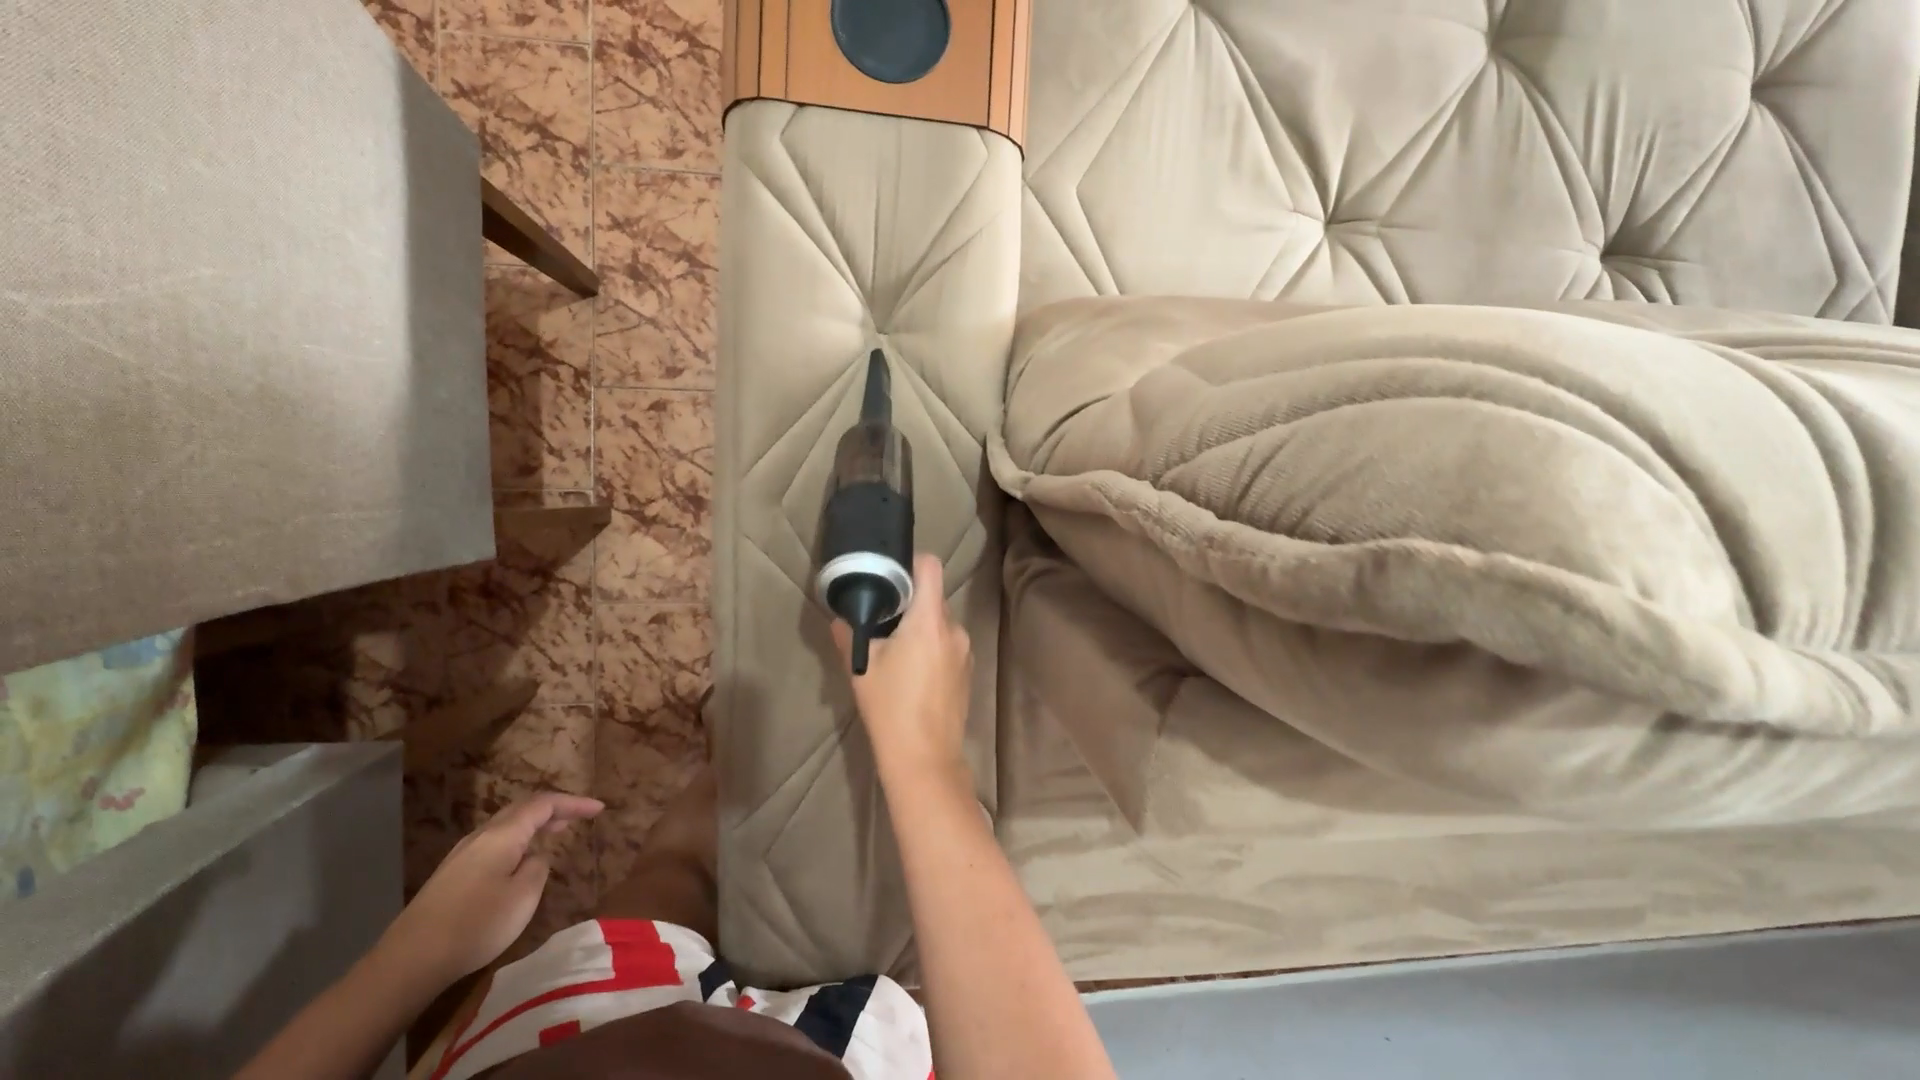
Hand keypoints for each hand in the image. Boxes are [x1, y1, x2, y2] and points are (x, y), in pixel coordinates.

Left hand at [380, 792, 602, 987]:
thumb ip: (537, 868)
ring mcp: (461, 855)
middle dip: (553, 809)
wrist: (411, 959)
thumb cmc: (476, 924)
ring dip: (533, 824)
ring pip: (505, 826)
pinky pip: (493, 843)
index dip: (573, 803)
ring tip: (554, 832)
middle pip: (521, 810)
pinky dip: (516, 840)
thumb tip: (533, 856)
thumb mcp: (523, 897)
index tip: (600, 808)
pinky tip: (519, 859)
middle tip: (579, 816)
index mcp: (501, 835)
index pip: (543, 804)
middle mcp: (480, 837)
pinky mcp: (452, 875)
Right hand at [832, 554, 972, 783]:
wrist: (924, 757)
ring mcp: (965, 652)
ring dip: (919, 628)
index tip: (889, 575)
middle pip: (932, 597)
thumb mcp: (862, 668)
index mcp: (929, 620)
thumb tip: (842, 619)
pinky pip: (947, 645)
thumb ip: (850, 635)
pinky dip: (930, 647)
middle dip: (908, 602)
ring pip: (940, 624)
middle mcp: (954, 629)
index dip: (910, 563)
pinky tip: (911, 672)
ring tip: (893, 649)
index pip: (930, 567)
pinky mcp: (967, 672)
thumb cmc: (891, 707)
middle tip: (881, 617)